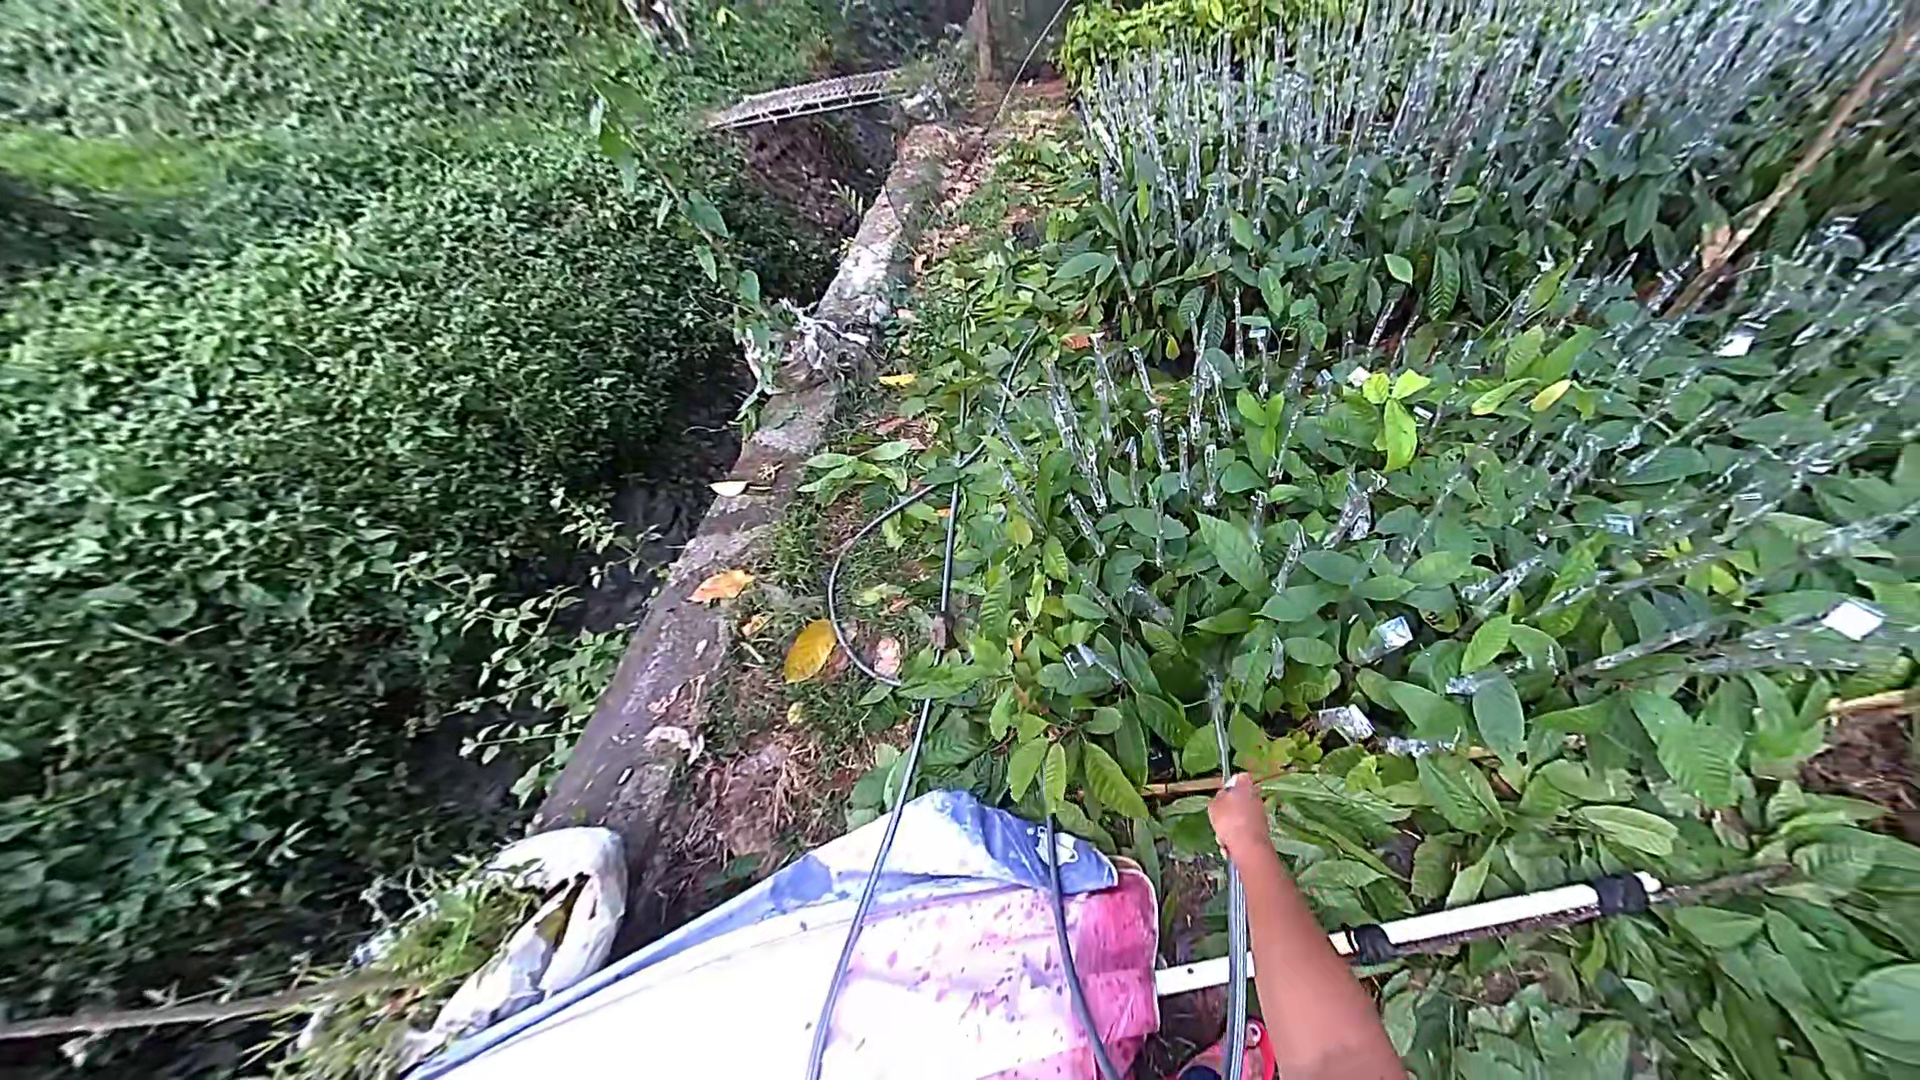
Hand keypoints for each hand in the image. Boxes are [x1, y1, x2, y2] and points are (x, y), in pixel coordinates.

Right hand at [1208, 774, 1273, 864]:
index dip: (1231, 783)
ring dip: (1232, 825)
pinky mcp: (1263, 832)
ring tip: (1222, 836)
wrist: (1248, 847)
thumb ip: (1218, 798)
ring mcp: (1261, 816)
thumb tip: (1222, 797)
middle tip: (1219, 817)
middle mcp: (1257, 798)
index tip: (1223, 791)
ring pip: (1242, 817)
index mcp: (1245, 786)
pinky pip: (1246, 831)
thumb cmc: (1229, 820)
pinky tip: (1230, 846)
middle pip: (1241, 799)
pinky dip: (1238, 837)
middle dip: (1230, 808)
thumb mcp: (1213, 805)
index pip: (1240, 777)